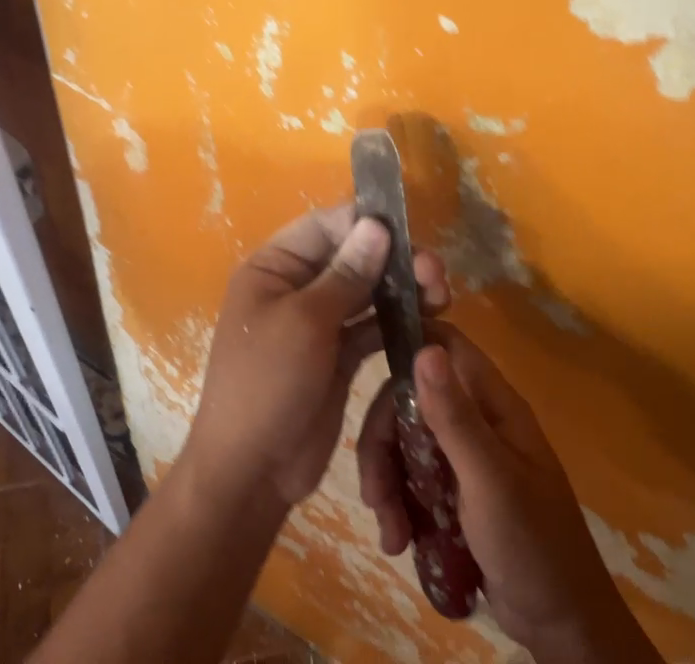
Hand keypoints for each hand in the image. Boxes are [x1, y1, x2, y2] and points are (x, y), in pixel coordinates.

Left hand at [181, 205, 449, 510]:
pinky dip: (398, 323)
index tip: (411, 234)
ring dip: (402, 290)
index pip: (325, 226)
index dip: (368, 223)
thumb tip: (376, 225)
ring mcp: (318, 324)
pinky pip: (372, 327)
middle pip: (352, 256)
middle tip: (437, 275)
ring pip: (367, 292)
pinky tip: (429, 322)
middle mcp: (295, 288)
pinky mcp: (338, 357)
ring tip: (442, 297)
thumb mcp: (305, 323)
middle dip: (395, 259)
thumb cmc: (267, 385)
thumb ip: (345, 274)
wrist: (252, 471)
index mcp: (273, 268)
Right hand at [357, 325, 658, 662]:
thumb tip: (424, 348)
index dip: (408, 341)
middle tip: (374, 494)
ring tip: (391, 534)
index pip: (446, 347)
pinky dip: (398, 506)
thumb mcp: (489, 480)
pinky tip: (398, 541)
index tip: (363, 355)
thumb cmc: (532, 544)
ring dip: (387, 483)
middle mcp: (477, 423)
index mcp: (493, 406)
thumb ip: (455, 417)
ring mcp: (464, 459)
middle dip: (382, 442)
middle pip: (410, 402)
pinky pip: (411, 480)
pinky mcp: (453, 493)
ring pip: (404, 444)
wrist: (560, 622)